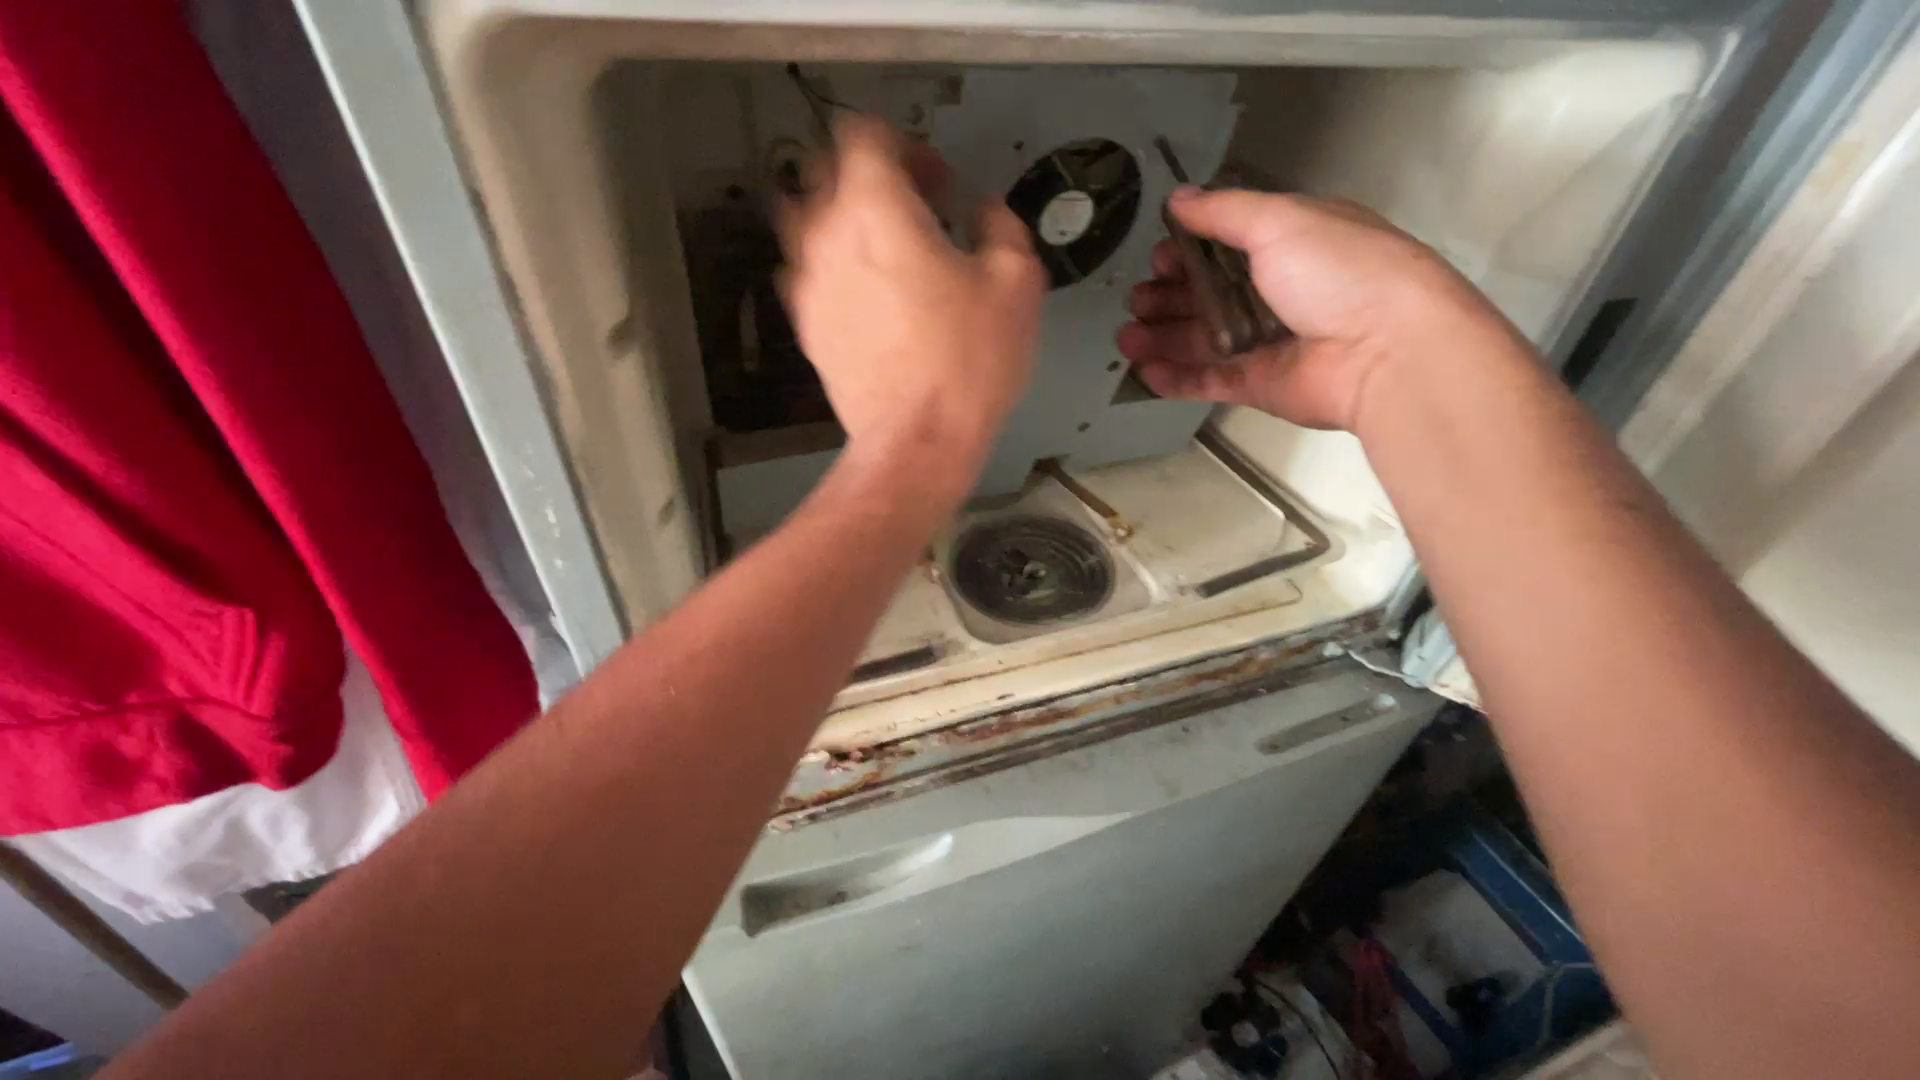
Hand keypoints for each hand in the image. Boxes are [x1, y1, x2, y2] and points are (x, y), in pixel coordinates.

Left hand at [778, 116, 1044, 476]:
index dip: (904, 144)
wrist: (916, 440)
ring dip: (847, 220)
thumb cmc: (964, 366)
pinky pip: (811, 273)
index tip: (933, 175)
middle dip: (873, 178)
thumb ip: (1000, 225)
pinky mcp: (807, 325)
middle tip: (916, 206)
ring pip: (810, 220)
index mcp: (877, 210)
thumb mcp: (1015, 282)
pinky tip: (874, 294)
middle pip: (830, 172)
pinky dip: (836, 267)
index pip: (865, 135)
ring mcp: (809, 283)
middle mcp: (828, 237)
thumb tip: (986, 213)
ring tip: (890, 249)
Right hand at [1116, 188, 1522, 431]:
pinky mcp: (1259, 385)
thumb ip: (1224, 211)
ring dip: (1161, 336)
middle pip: (1207, 294)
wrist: (1386, 351)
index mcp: (1290, 244)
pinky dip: (1175, 378)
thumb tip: (1180, 199)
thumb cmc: (1340, 271)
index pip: (1225, 245)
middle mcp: (1277, 292)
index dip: (1188, 250)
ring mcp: (1266, 341)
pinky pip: (1208, 380)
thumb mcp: (1282, 221)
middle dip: (1167, 295)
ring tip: (1128, 336)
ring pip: (1201, 339)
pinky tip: (1144, 370)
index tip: (1159, 255)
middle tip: (1138, 299)